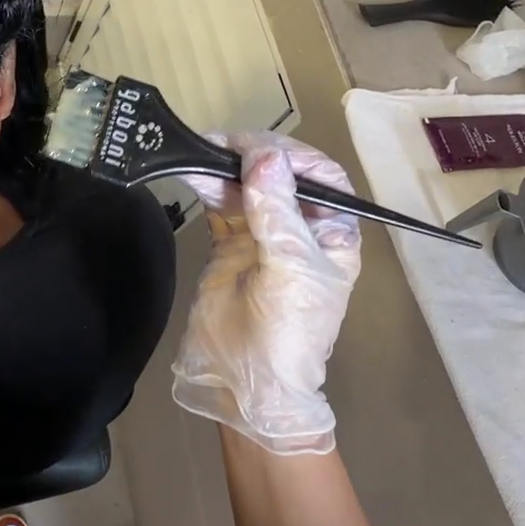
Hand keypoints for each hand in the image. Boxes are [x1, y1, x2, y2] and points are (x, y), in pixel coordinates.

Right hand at [174, 134, 361, 454]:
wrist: (246, 382)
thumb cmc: (288, 331)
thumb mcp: (292, 269)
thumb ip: (277, 212)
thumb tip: (265, 156)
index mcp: (332, 233)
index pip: (322, 177)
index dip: (294, 156)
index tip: (259, 147)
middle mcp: (299, 228)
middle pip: (279, 175)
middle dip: (253, 155)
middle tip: (221, 143)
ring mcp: (262, 235)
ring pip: (245, 186)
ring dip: (224, 168)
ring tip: (198, 152)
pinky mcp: (229, 244)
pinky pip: (220, 205)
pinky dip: (207, 187)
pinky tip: (192, 174)